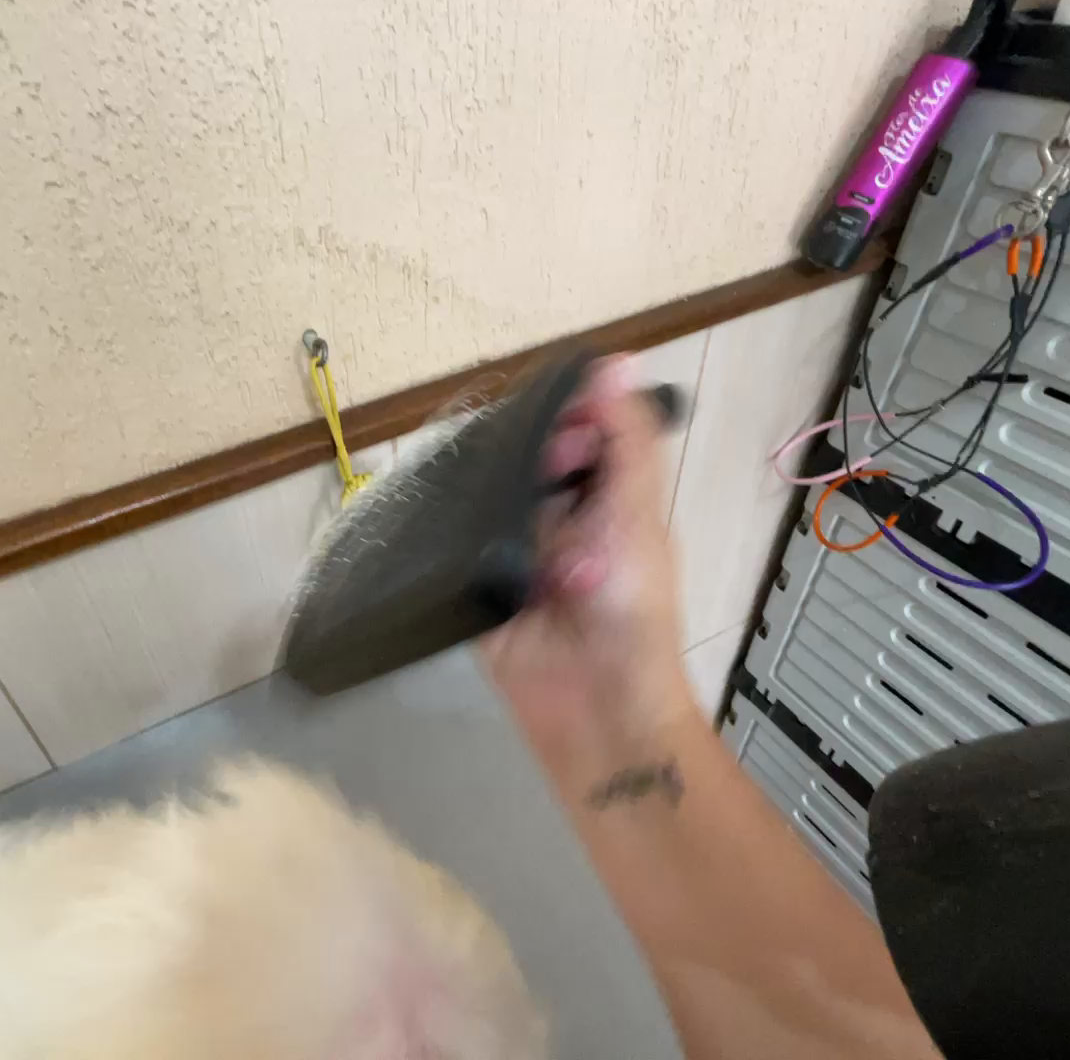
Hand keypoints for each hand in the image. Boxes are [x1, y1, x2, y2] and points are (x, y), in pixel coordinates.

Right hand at [479, 356, 698, 778]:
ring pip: (494, 498)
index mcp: (608, 502)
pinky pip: (462, 546)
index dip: (570, 417)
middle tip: (521, 467)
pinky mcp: (482, 585)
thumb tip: (617, 358)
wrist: (596, 710)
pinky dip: (451, 526)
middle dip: (525, 453)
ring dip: (486, 485)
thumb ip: (625, 443)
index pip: (584, 435)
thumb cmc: (631, 611)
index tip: (554, 418)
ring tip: (468, 469)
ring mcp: (519, 553)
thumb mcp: (636, 517)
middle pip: (532, 462)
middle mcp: (563, 521)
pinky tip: (433, 501)